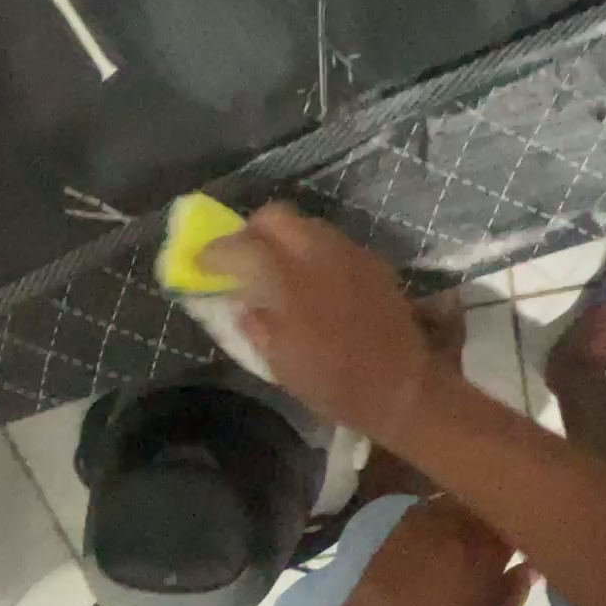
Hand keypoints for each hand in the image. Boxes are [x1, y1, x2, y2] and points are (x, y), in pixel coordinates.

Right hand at [198, 203, 432, 439]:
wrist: (404, 388)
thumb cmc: (336, 385)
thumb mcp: (280, 364)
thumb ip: (254, 324)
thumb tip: (241, 302)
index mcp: (289, 281)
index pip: (239, 246)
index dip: (213, 252)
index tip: (201, 264)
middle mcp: (319, 254)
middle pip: (275, 217)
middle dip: (250, 232)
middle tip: (241, 258)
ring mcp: (351, 254)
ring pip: (307, 225)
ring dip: (284, 239)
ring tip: (278, 268)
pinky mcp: (374, 263)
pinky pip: (335, 243)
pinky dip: (315, 252)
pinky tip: (315, 280)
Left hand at [317, 497, 537, 605]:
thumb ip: (514, 594)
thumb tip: (531, 567)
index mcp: (489, 549)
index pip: (518, 523)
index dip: (526, 527)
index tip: (529, 537)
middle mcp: (463, 524)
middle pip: (492, 505)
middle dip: (502, 512)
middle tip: (505, 525)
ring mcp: (433, 517)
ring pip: (465, 498)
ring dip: (476, 506)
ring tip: (479, 519)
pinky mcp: (409, 519)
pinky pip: (437, 502)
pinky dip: (449, 507)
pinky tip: (449, 520)